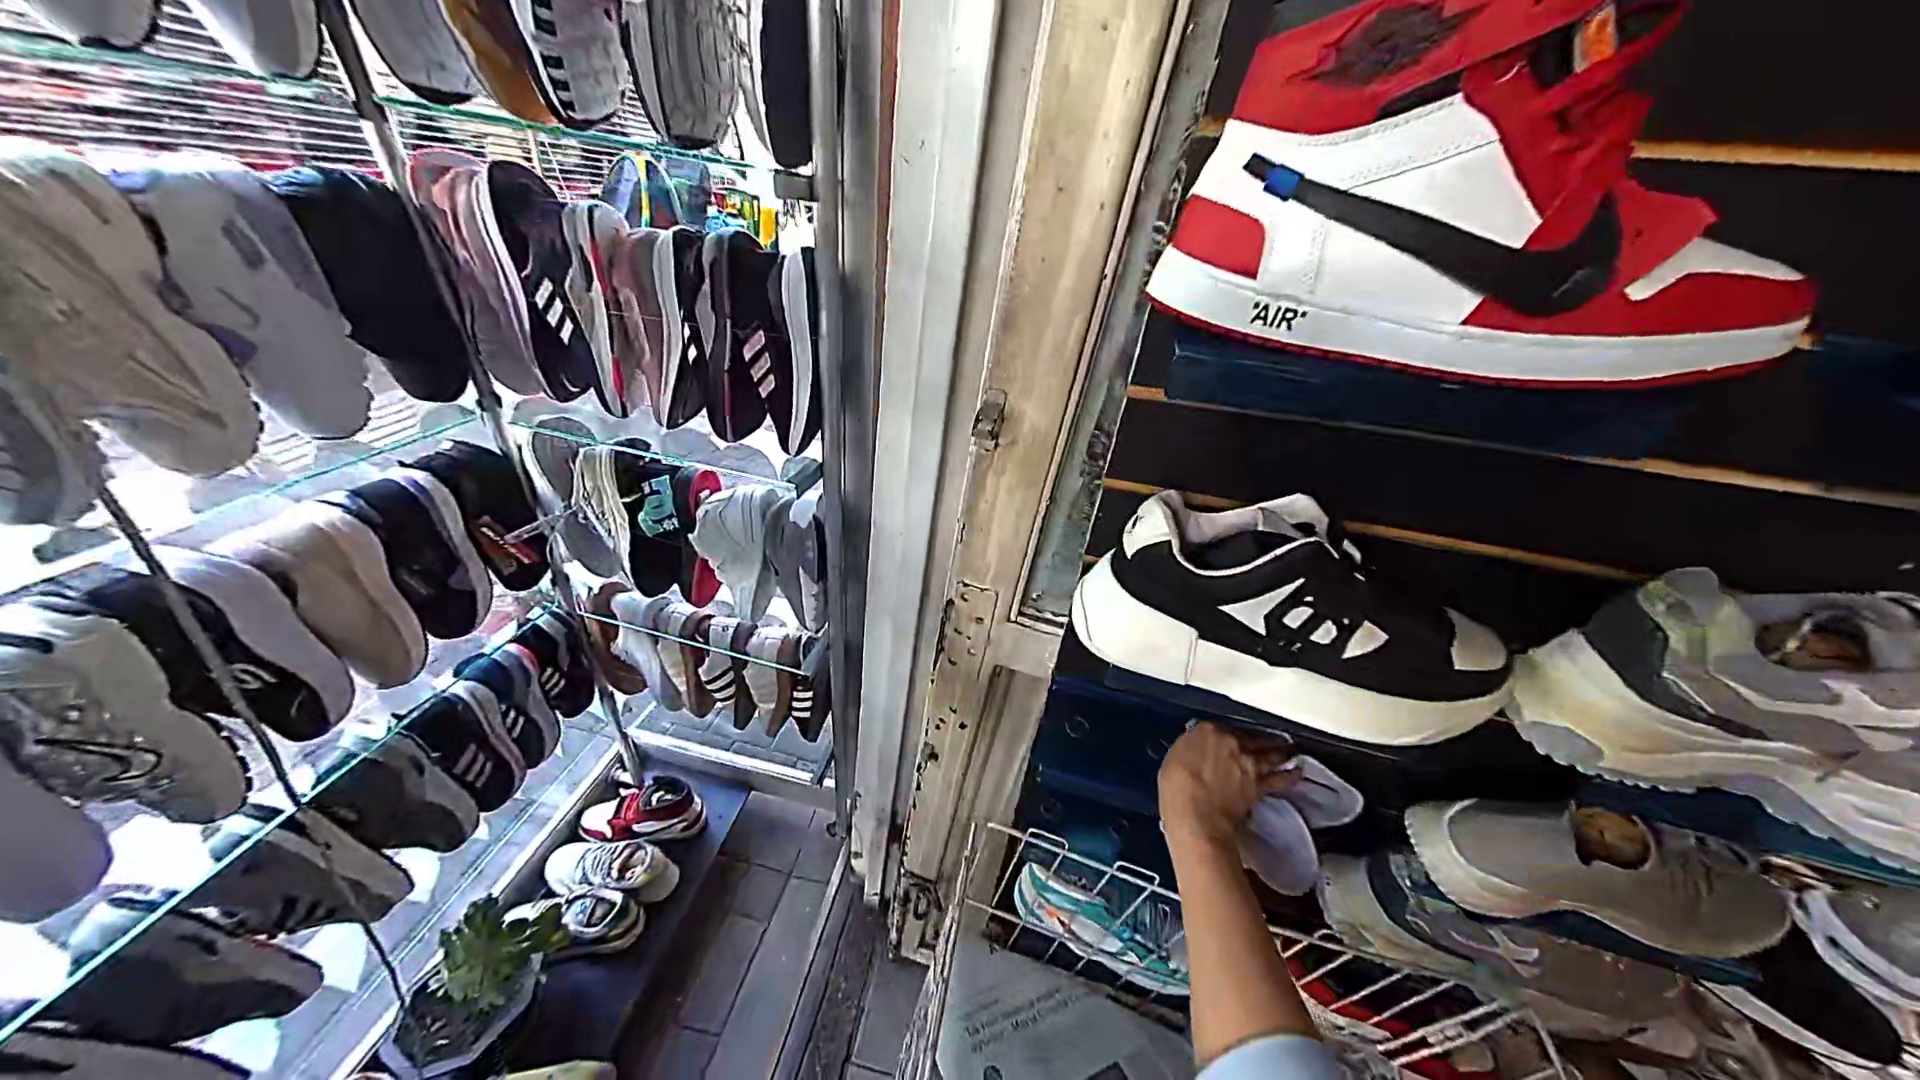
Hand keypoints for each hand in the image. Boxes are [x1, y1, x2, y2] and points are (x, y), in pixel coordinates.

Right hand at [1158, 721, 1296, 847]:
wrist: (1197, 817)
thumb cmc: (1178, 789)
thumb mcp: (1173, 760)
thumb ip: (1190, 750)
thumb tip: (1197, 751)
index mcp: (1206, 731)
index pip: (1218, 726)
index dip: (1222, 733)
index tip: (1224, 738)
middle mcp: (1231, 741)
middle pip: (1249, 735)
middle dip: (1257, 737)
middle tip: (1265, 737)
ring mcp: (1249, 761)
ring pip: (1270, 751)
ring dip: (1279, 749)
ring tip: (1287, 748)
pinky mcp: (1261, 784)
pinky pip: (1281, 777)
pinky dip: (1291, 774)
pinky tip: (1297, 771)